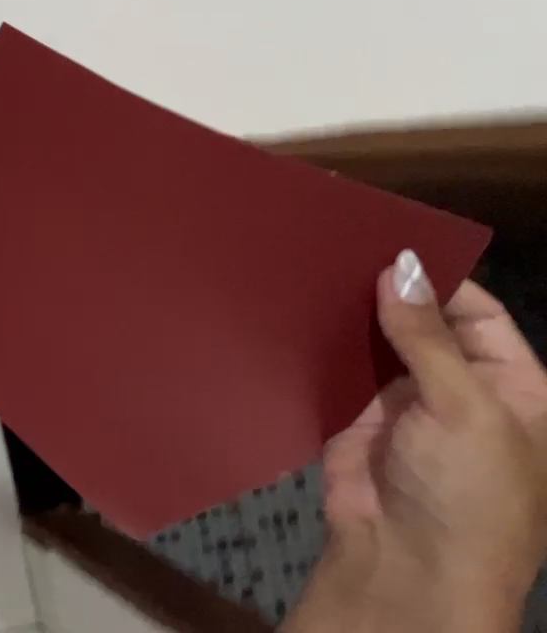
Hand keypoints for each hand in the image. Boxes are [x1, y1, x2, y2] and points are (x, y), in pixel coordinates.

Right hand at [313, 251, 546, 628]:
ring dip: (342, 312)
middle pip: (419, 321)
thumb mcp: (464, 410)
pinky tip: (284, 311)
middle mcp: (456, 385)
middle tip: (325, 247)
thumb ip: (427, 339)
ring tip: (297, 271)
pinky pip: (334, 363)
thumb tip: (399, 267)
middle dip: (381, 289)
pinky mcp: (350, 408)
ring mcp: (400, 398)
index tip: (380, 240)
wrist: (406, 554)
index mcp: (510, 385)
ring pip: (371, 339)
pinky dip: (313, 338)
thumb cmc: (466, 487)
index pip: (477, 314)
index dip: (437, 278)